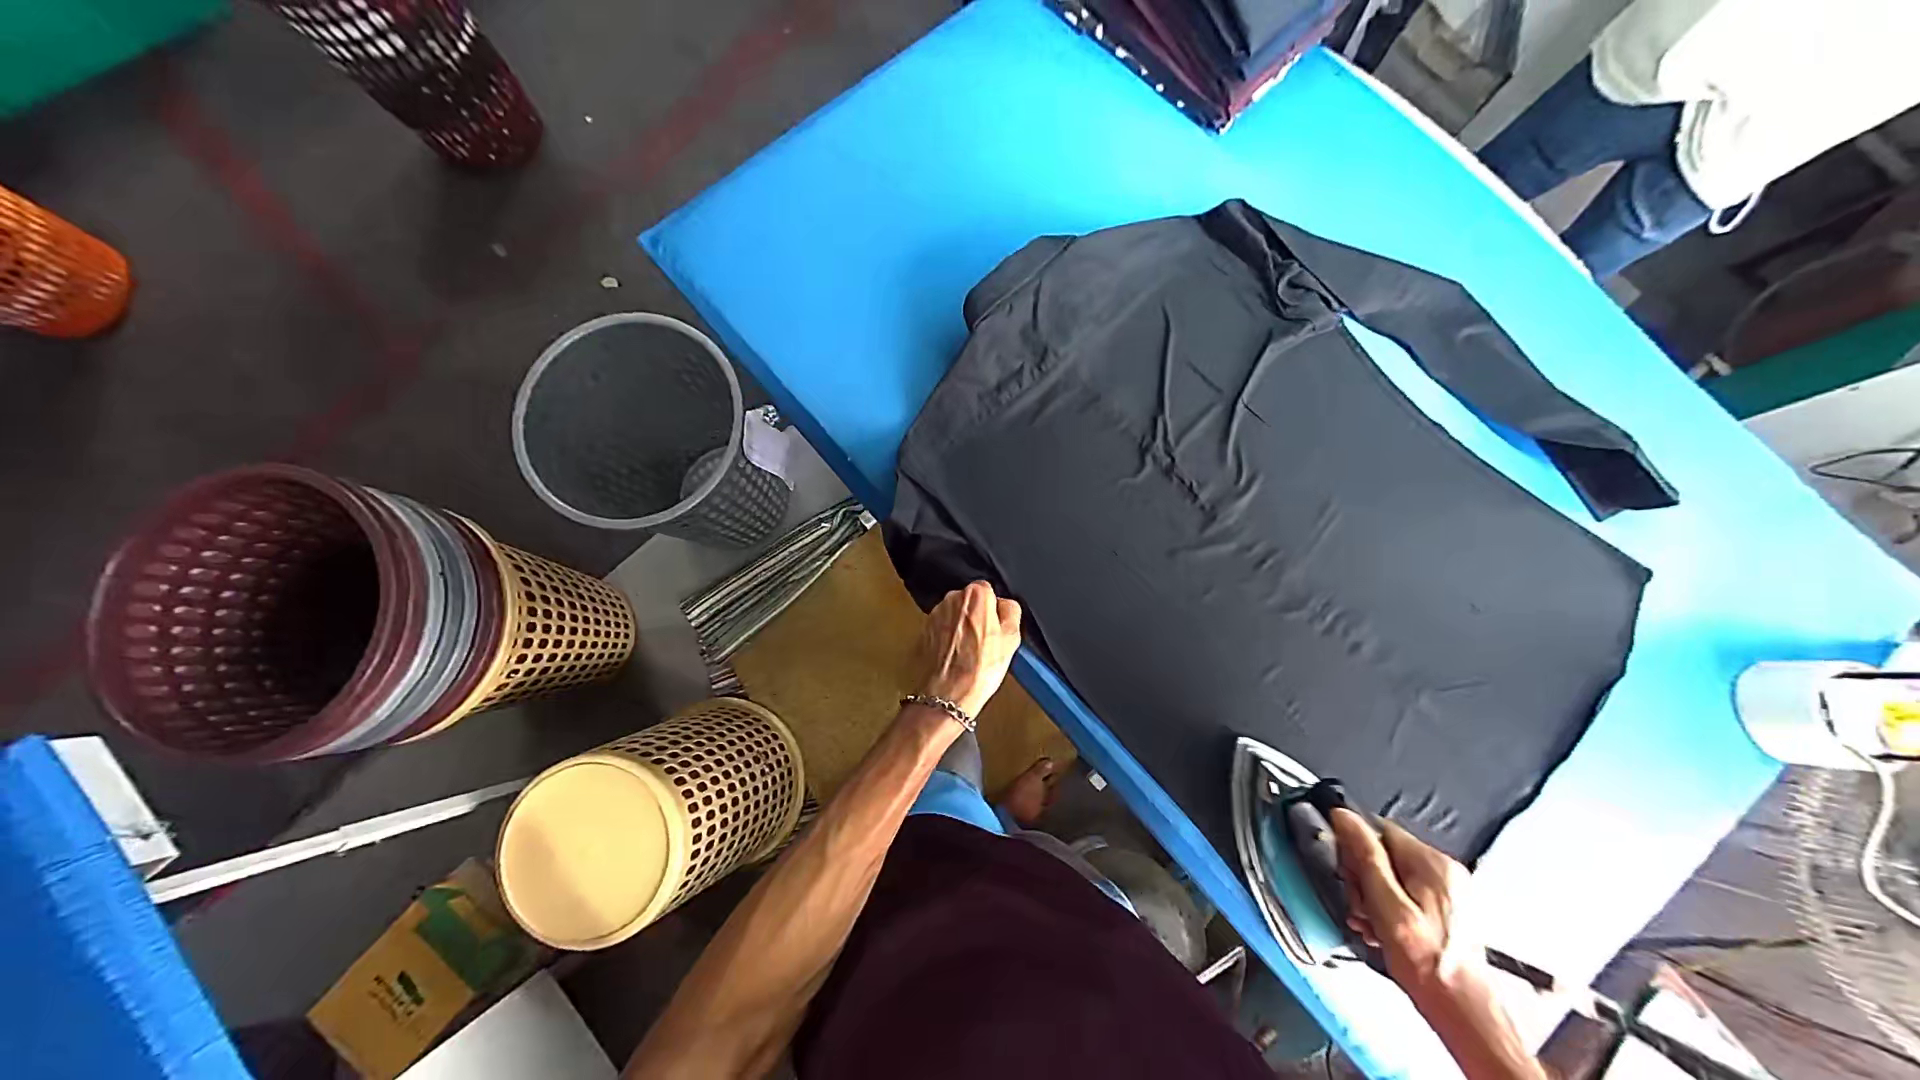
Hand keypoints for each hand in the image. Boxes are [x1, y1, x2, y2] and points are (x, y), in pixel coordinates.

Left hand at [916, 581, 1022, 718]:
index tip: (997, 628)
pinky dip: (949, 639)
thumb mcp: (1011, 639)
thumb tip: (1006, 606)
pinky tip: (957, 657)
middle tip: (985, 642)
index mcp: (976, 595)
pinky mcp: (924, 630)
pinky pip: (942, 629)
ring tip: (970, 653)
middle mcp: (952, 599)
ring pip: (955, 615)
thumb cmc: (978, 670)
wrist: (948, 694)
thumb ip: (1011, 611)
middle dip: (977, 617)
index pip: (989, 591)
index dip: (995, 611)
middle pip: (970, 602)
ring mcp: (935, 614)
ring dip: (962, 628)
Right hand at [1329, 808, 1477, 995]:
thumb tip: (1345, 817)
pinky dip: (1390, 906)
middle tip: (1361, 905)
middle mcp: (1446, 871)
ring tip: (1371, 921)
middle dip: (1363, 876)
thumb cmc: (1425, 962)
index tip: (1347, 874)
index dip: (1354, 848)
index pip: (1378, 829)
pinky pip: (1407, 892)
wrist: (1462, 1009)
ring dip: (1373, 894)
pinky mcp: (1447, 908)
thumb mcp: (1386, 905)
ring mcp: (1450, 891)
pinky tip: (1383, 927)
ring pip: (1393, 874)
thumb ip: (1365, 857)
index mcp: (1433, 863)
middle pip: (1385, 852)